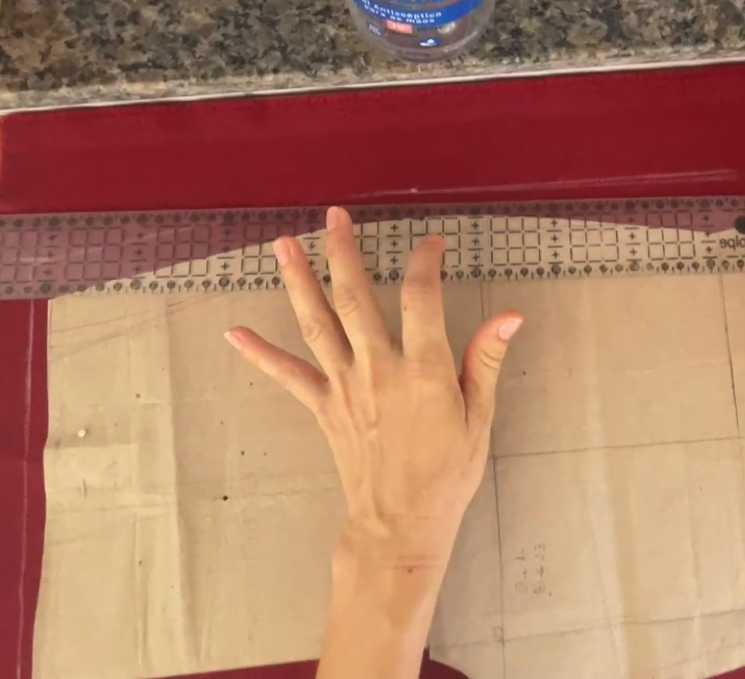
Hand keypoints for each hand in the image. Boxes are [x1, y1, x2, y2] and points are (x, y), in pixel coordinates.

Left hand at [224, 206, 523, 574]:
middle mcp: (378, 368)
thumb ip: (487, 360)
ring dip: (299, 281)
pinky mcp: (323, 407)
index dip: (426, 262)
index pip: (423, 296)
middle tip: (335, 216)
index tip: (432, 243)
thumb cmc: (447, 474)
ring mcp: (345, 386)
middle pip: (355, 297)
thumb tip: (510, 316)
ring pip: (317, 323)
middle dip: (344, 252)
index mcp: (423, 369)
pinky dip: (259, 354)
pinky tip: (234, 333)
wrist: (400, 528)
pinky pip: (287, 375)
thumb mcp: (480, 418)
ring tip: (282, 244)